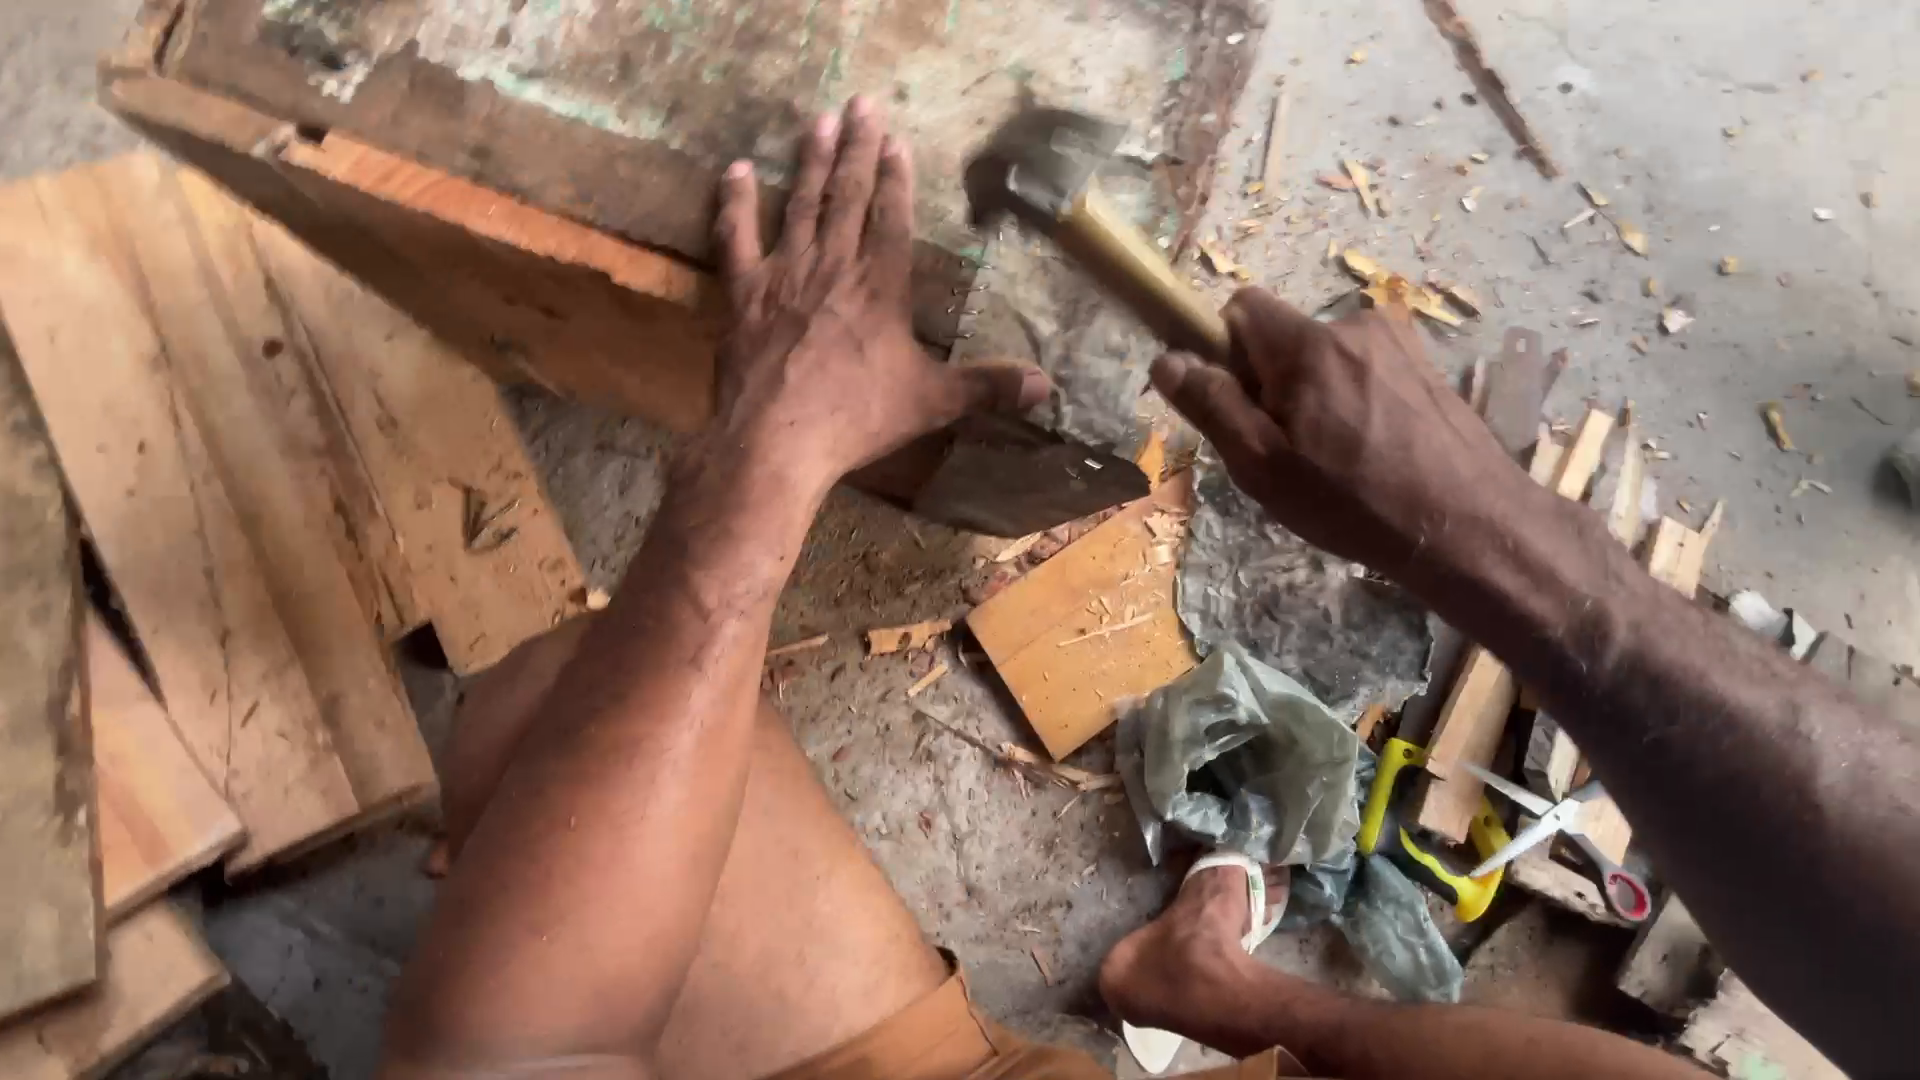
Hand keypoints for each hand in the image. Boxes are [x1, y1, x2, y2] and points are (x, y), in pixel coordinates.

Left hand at [705, 97, 1048, 493]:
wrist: (779, 438)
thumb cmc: (859, 417)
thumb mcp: (932, 403)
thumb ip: (987, 388)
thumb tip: (1048, 387)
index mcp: (881, 288)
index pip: (892, 220)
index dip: (896, 180)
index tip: (895, 141)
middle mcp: (834, 267)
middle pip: (848, 197)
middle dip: (856, 149)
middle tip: (860, 102)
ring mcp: (786, 274)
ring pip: (801, 205)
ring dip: (810, 161)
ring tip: (817, 119)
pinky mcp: (744, 293)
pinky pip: (737, 238)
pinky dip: (735, 203)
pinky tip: (737, 170)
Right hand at [1150, 290, 1522, 581]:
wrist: (1468, 527)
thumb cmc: (1352, 500)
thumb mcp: (1261, 464)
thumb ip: (1211, 405)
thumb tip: (1166, 360)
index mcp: (1308, 344)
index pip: (1241, 306)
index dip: (1223, 350)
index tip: (1234, 403)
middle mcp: (1354, 326)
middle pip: (1281, 337)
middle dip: (1267, 382)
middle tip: (1282, 448)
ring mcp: (1398, 343)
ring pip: (1321, 357)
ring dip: (1309, 395)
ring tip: (1328, 458)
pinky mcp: (1423, 366)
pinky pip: (1359, 369)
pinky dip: (1347, 401)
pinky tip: (1365, 452)